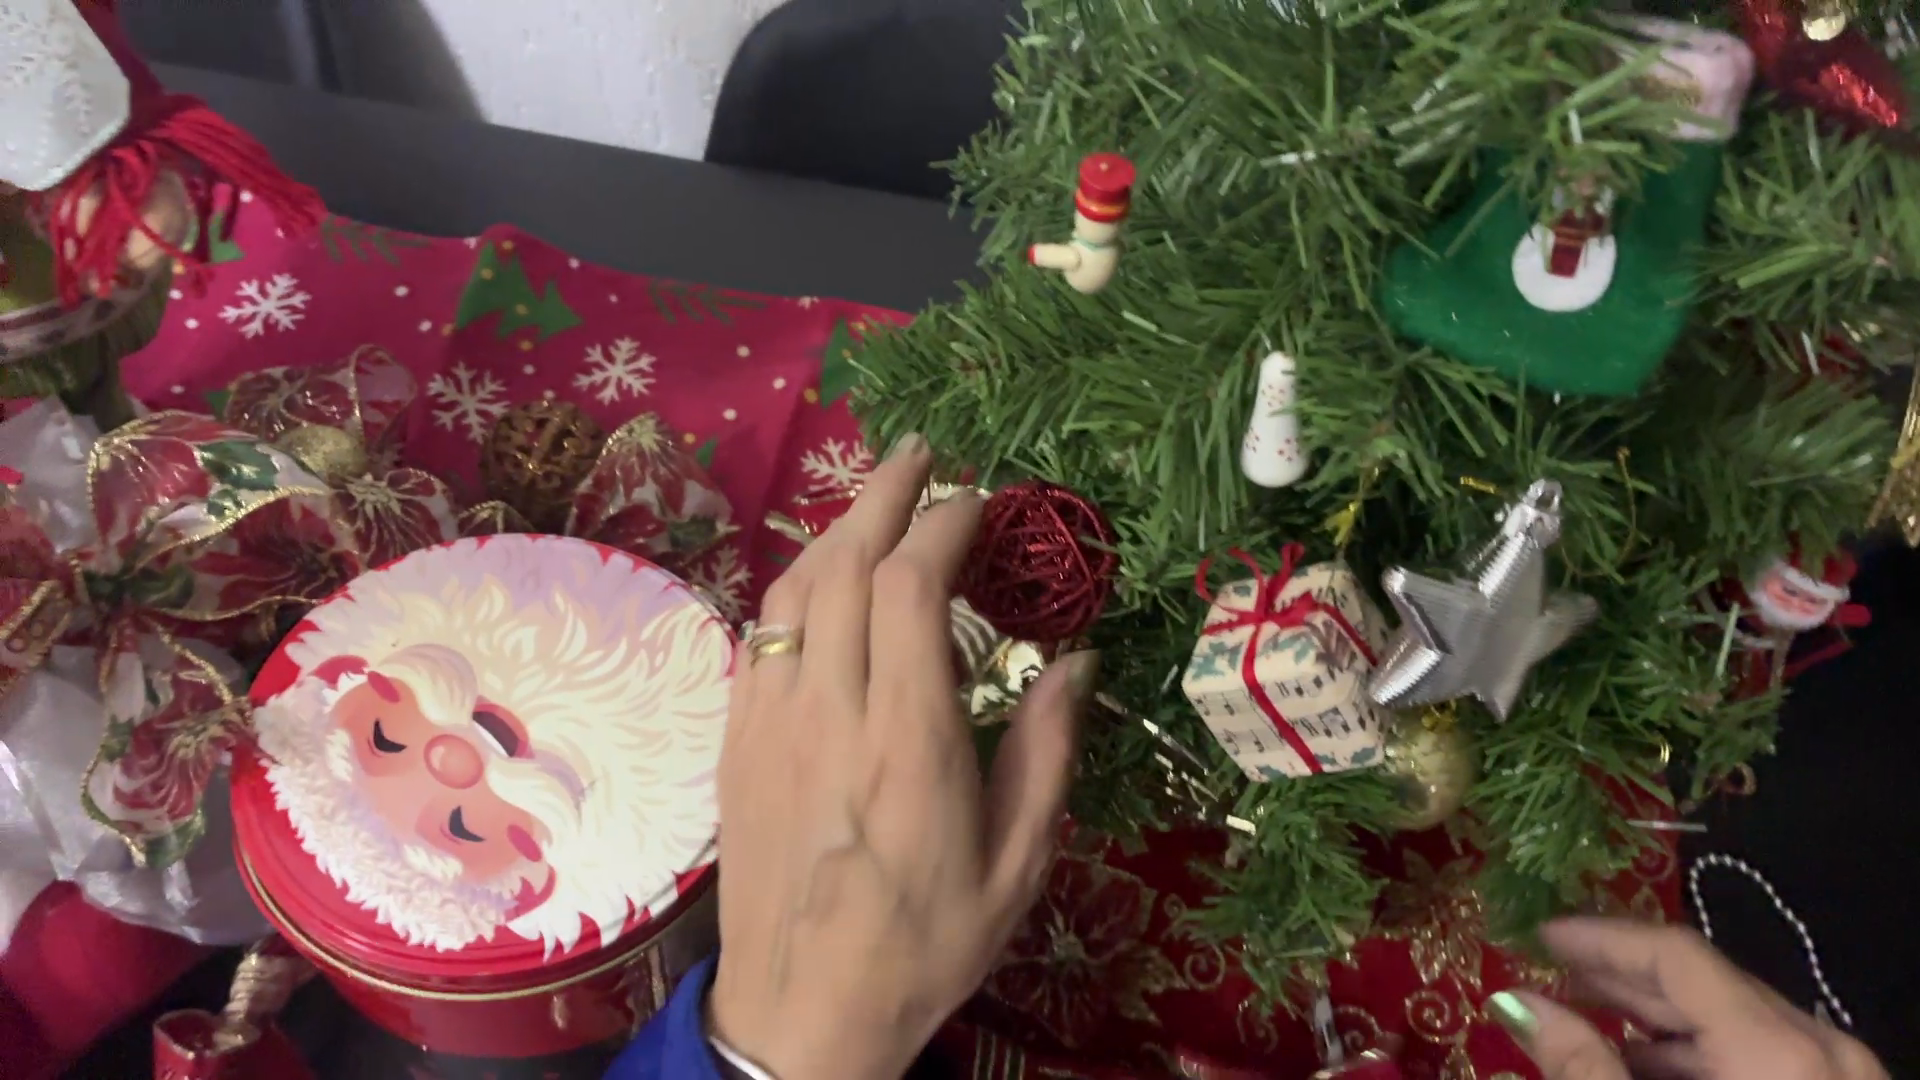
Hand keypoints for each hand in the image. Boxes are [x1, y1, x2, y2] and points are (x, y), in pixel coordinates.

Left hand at [709, 434, 1097, 1079]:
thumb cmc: (926, 944)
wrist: (801, 1018)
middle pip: (844, 567)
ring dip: (838, 528)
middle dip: (886, 496)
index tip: (977, 501)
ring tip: (879, 497)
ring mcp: (769, 722)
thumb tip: (1075, 658)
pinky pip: (761, 632)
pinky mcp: (737, 739)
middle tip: (922, 453)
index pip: (910, 593)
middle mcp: (829, 716)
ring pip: (794, 589)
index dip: (942, 527)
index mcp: (908, 747)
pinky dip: (797, 582)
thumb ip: (1045, 750)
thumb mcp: (1018, 864)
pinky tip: (825, 569)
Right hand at [1489, 917, 1887, 1079]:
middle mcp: (1829, 1062)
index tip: (1536, 938)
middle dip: (1624, 978)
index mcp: (1779, 1053)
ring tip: (1595, 1031)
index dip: (1599, 937)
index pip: (1676, 955)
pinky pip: (1778, 1071)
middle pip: (1712, 986)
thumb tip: (1516, 1001)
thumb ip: (1579, 1067)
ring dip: (1662, 1024)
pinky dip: (1708, 1063)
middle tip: (1554, 975)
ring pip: (1747, 1031)